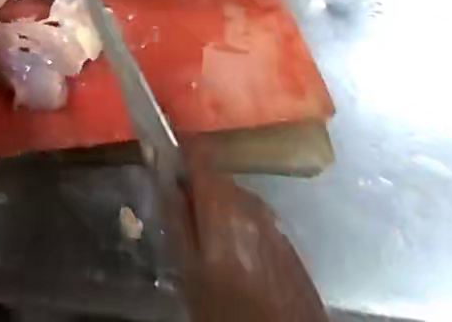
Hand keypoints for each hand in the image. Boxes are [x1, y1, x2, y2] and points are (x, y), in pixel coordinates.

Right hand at [180, 142, 327, 321]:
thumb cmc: (225, 308)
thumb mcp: (187, 267)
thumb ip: (175, 216)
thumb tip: (164, 176)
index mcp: (222, 202)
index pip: (200, 152)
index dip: (181, 147)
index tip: (165, 151)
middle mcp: (251, 203)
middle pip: (218, 177)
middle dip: (198, 186)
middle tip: (180, 208)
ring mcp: (273, 222)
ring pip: (236, 199)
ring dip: (219, 207)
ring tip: (206, 237)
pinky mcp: (288, 244)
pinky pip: (255, 221)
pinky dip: (240, 226)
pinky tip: (234, 255)